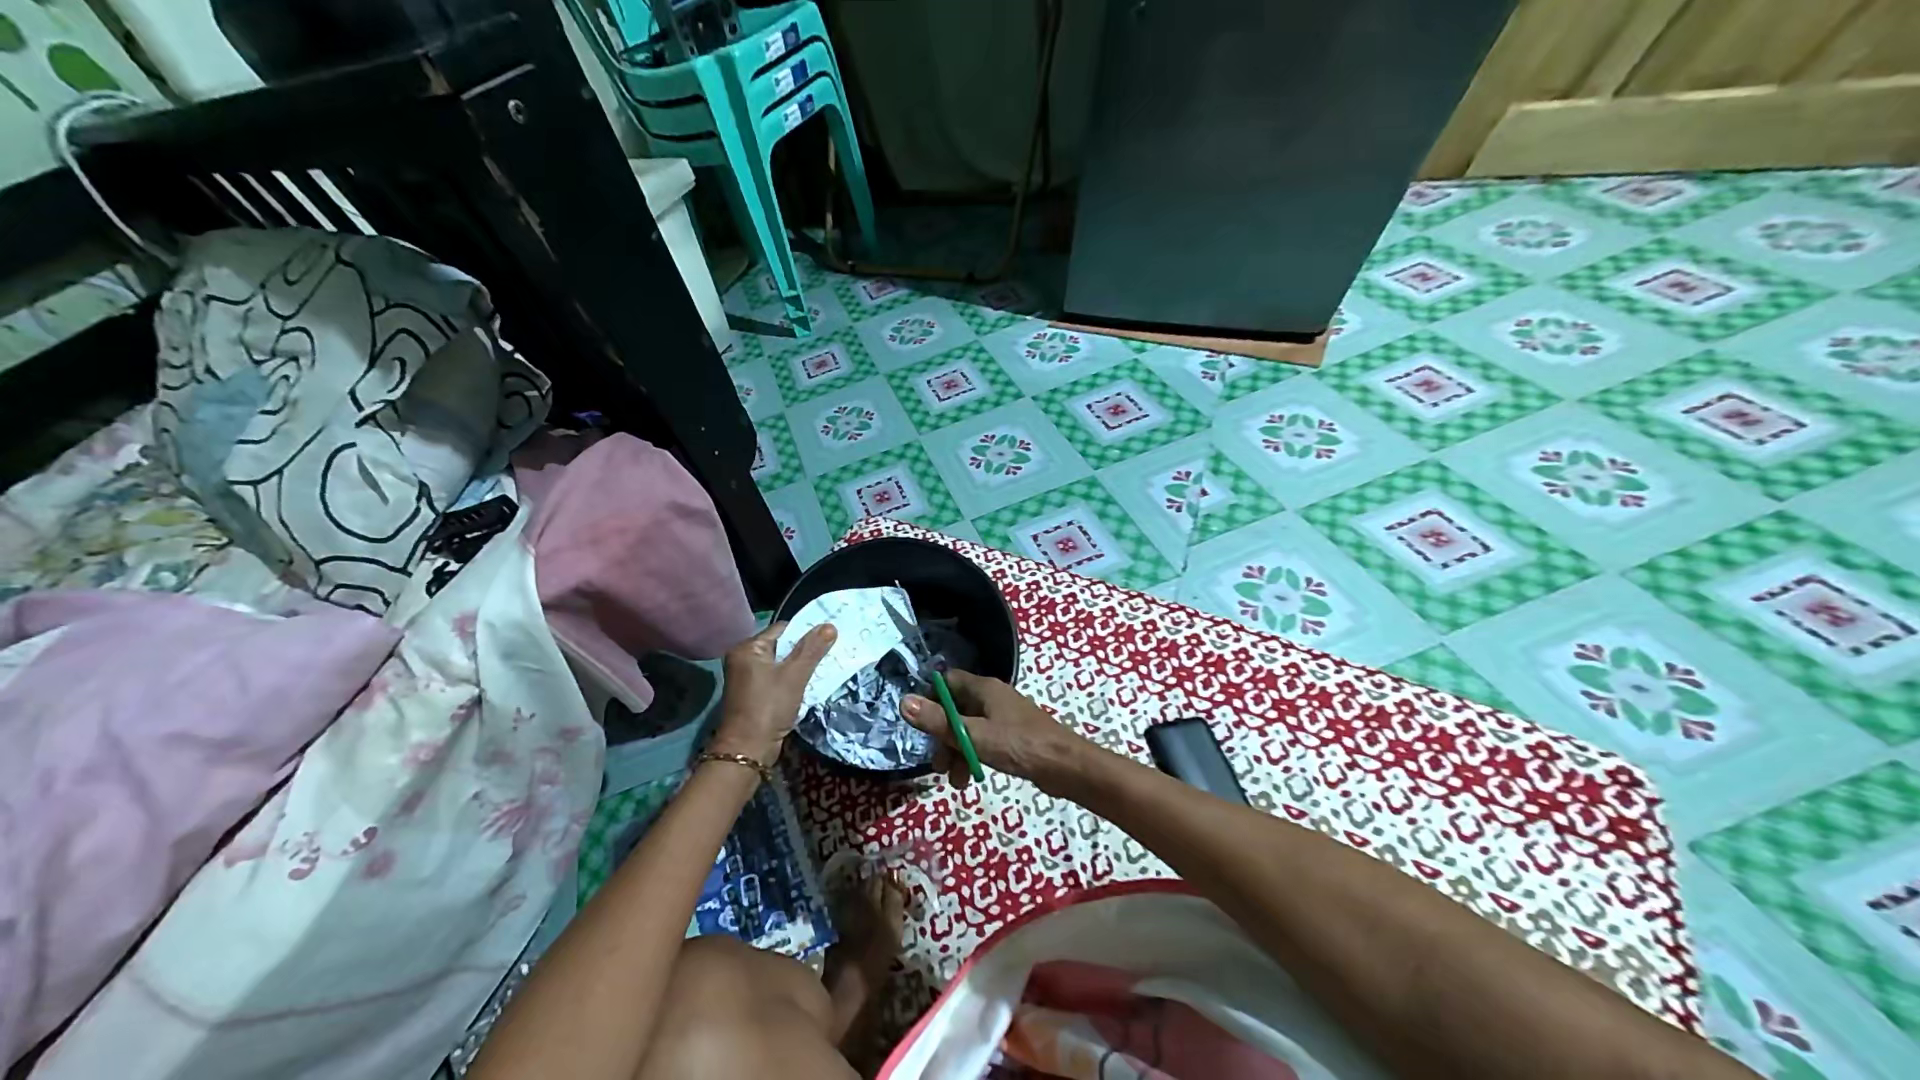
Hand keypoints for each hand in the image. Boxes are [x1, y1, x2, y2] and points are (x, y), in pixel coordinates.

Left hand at [711, 621, 835, 763]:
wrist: (748, 749)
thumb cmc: (769, 706)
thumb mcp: (795, 675)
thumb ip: (812, 649)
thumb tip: (830, 626)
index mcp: (748, 648)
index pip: (782, 629)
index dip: (806, 631)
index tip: (829, 636)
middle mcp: (744, 659)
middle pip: (782, 646)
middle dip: (806, 649)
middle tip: (831, 651)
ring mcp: (748, 678)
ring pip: (782, 664)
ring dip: (801, 666)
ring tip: (826, 666)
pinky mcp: (754, 694)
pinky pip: (778, 678)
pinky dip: (793, 680)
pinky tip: (811, 683)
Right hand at [900, 669, 1090, 791]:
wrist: (1064, 766)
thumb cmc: (1018, 745)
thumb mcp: (972, 735)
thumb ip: (938, 721)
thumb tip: (903, 702)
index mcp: (983, 689)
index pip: (946, 682)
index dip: (929, 699)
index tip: (918, 724)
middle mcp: (992, 697)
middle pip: (955, 709)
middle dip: (943, 737)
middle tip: (936, 765)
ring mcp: (1003, 716)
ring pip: (968, 729)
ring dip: (957, 753)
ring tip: (956, 781)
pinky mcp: (1012, 735)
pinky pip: (982, 740)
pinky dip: (973, 756)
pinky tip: (970, 778)